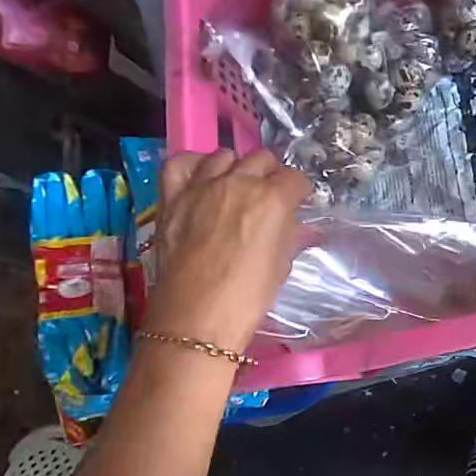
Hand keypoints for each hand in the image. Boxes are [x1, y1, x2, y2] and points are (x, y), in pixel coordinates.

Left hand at [142, 149, 311, 354]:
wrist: (195, 319)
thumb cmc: (247, 298)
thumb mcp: (280, 267)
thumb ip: (291, 238)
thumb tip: (303, 229)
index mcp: (272, 199)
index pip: (295, 179)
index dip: (299, 192)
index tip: (297, 203)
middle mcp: (238, 182)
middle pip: (262, 159)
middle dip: (271, 175)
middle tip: (269, 196)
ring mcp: (201, 186)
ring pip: (224, 156)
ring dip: (236, 168)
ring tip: (236, 188)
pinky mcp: (172, 197)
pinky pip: (181, 164)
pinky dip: (193, 165)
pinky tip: (200, 178)